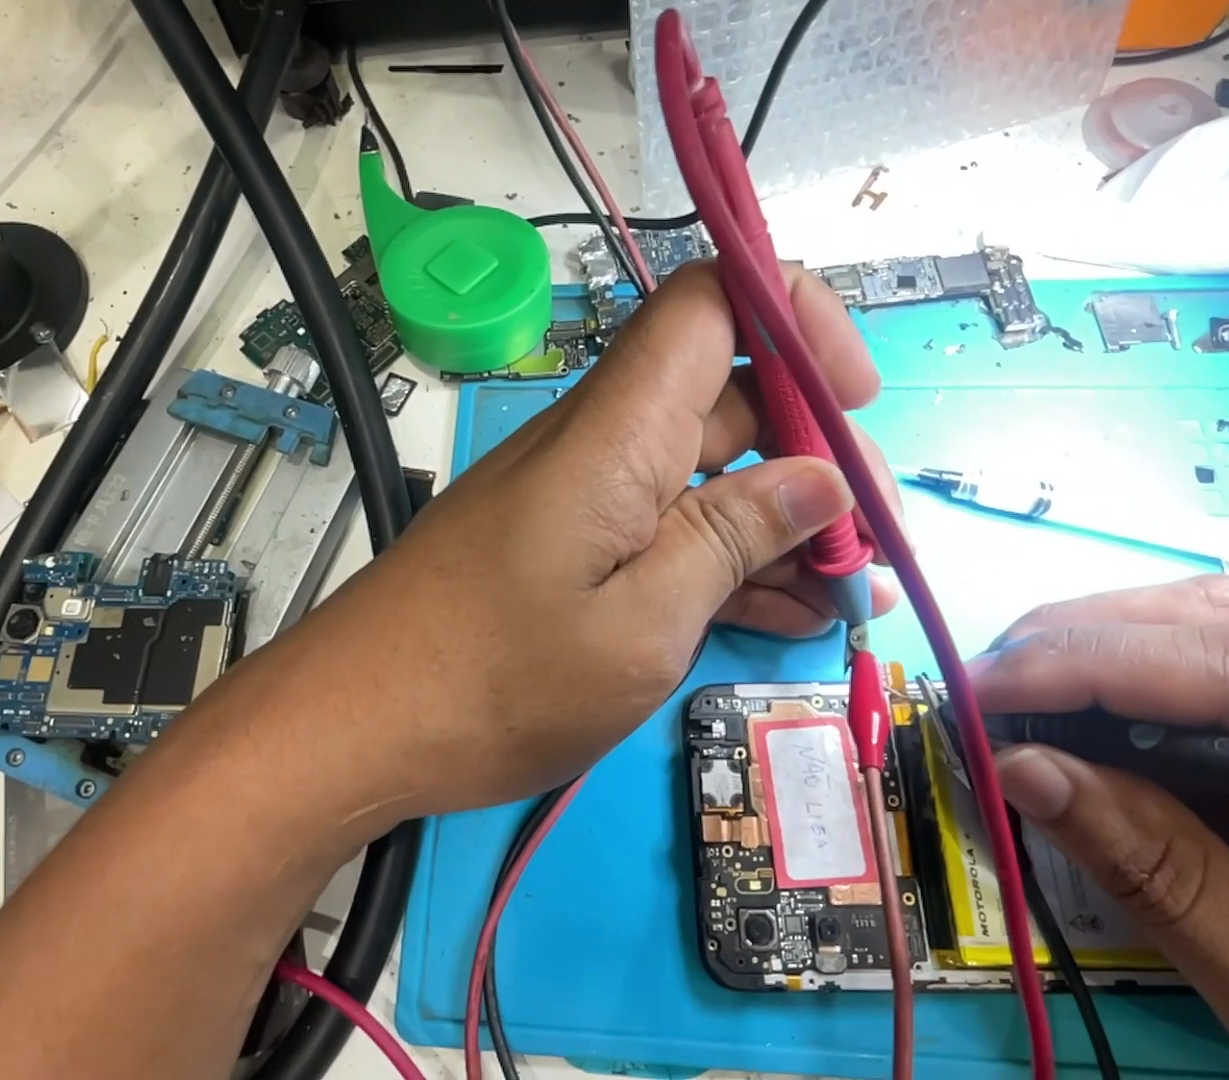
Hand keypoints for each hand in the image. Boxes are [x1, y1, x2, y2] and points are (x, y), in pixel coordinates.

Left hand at [244, 262, 900, 817]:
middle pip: (731, 401)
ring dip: (784, 529)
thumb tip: (820, 481)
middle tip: (869, 546)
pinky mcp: (577, 549)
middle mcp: (605, 444)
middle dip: (817, 459)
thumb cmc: (496, 680)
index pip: (711, 304)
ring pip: (711, 478)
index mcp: (618, 432)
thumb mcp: (640, 626)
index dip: (794, 318)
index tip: (855, 398)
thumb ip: (732, 540)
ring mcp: (590, 500)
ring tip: (849, 596)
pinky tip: (789, 617)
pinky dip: (730, 568)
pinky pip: (671, 534)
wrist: (359, 724)